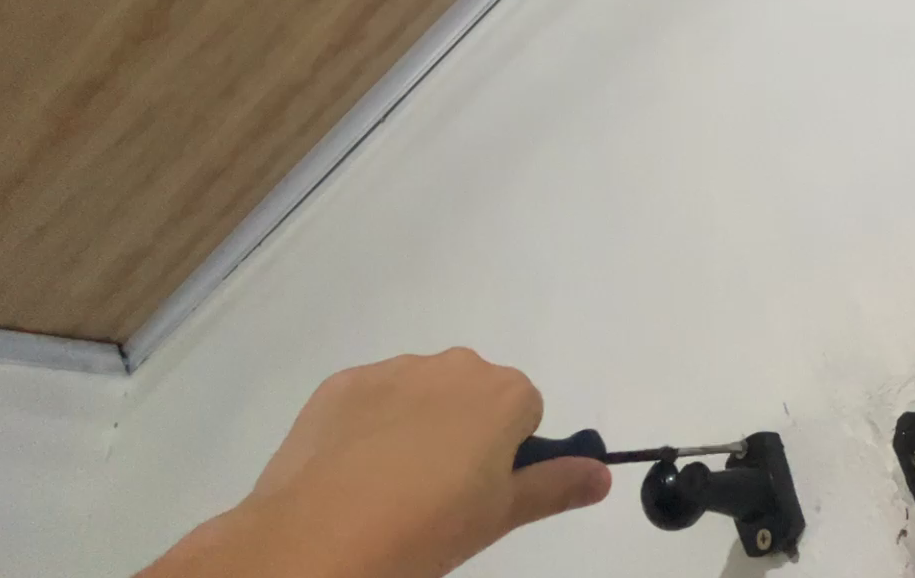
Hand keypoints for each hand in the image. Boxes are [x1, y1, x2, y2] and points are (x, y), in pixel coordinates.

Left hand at [139, 348, 610, 577]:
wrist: (311, 548)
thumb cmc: (424, 531)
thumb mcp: (499, 516)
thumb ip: (557, 485)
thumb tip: (604, 475)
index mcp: (507, 393)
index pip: (524, 413)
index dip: (503, 455)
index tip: (475, 491)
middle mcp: (461, 365)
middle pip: (476, 394)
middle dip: (462, 431)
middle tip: (432, 492)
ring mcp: (399, 369)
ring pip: (424, 392)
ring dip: (416, 423)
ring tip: (382, 486)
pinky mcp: (344, 381)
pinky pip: (371, 395)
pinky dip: (367, 423)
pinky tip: (346, 469)